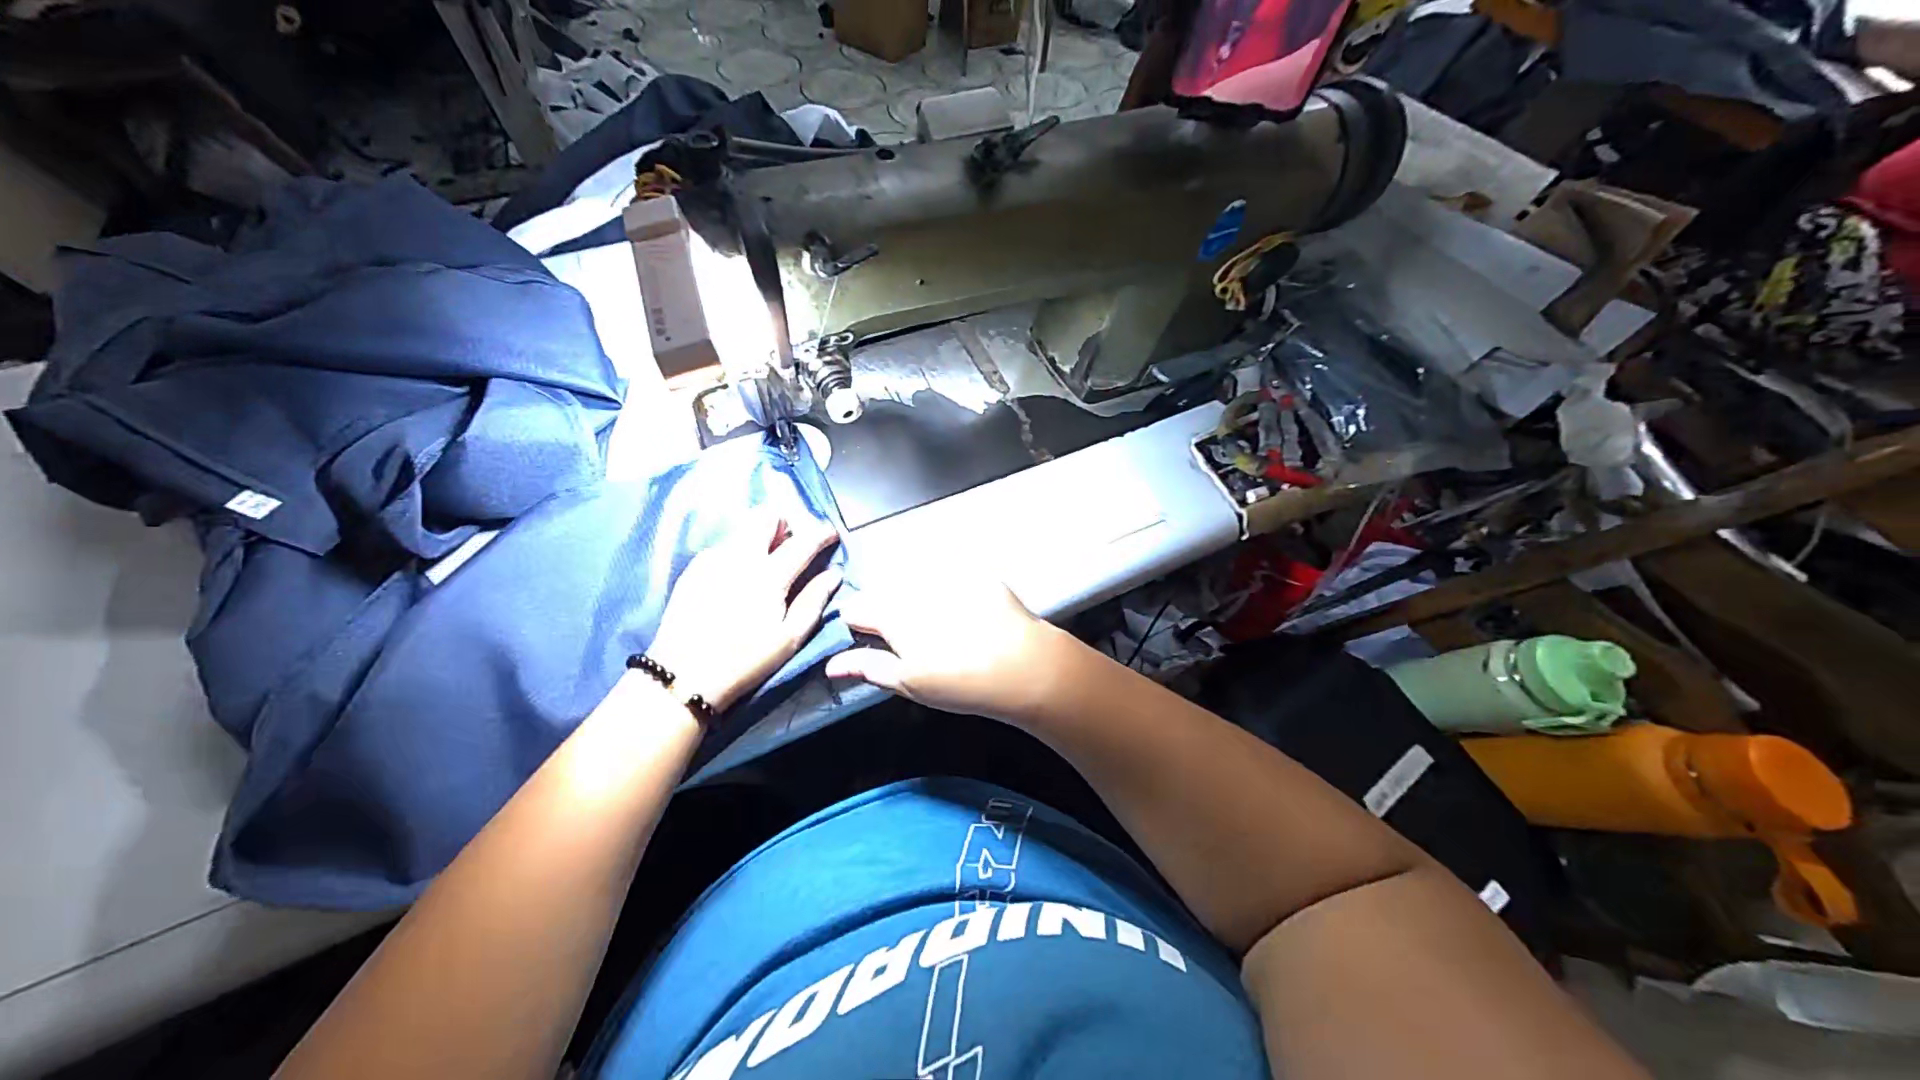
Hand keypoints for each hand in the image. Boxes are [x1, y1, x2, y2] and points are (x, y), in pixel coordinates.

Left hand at [647, 514, 841, 713]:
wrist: (683, 677)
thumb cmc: (744, 662)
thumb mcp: (789, 639)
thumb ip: (813, 601)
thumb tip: (832, 574)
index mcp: (769, 574)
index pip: (802, 540)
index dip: (821, 533)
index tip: (831, 535)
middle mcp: (739, 557)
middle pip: (765, 517)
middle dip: (783, 525)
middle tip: (790, 547)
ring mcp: (712, 559)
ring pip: (742, 530)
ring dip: (759, 537)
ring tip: (764, 566)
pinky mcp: (692, 569)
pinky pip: (722, 547)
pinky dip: (737, 553)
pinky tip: (737, 580)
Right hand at [823, 572, 1076, 722]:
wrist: (1024, 667)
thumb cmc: (960, 682)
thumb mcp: (909, 682)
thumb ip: (867, 667)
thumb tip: (831, 664)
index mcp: (891, 613)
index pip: (855, 609)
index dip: (857, 625)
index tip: (866, 638)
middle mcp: (914, 587)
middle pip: (886, 593)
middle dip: (890, 611)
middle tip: (912, 640)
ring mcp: (948, 577)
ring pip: (917, 584)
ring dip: (919, 599)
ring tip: (943, 628)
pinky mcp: (977, 575)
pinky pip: (951, 578)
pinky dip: (951, 593)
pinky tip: (967, 615)